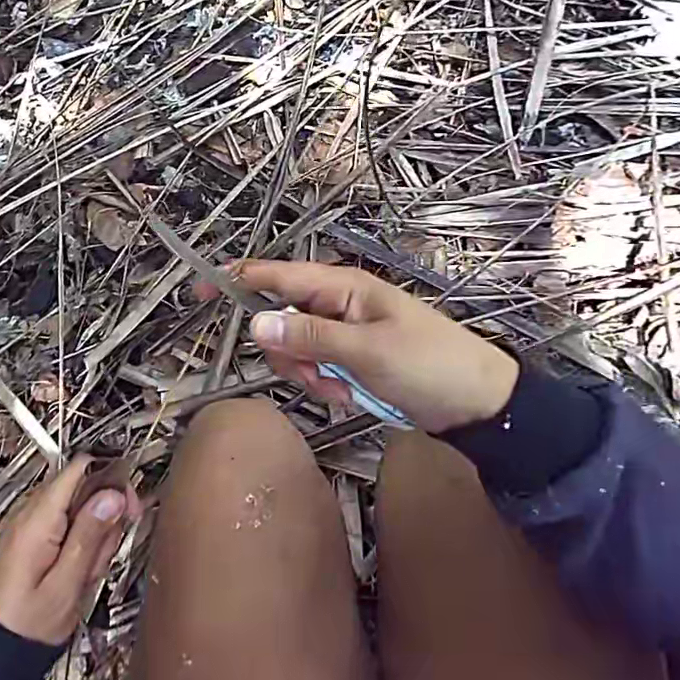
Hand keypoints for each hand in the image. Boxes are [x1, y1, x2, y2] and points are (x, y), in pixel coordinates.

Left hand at [0, 455, 141, 644]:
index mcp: (37, 520)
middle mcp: (31, 512)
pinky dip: (84, 539)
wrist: (0, 646)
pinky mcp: (37, 531)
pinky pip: (70, 519)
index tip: (127, 503)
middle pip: (84, 485)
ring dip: (96, 531)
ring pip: (81, 503)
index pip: (78, 469)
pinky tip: (81, 565)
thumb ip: (89, 536)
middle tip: (108, 548)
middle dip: (105, 513)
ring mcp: (33, 520)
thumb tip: (112, 496)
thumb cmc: (29, 623)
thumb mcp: (66, 584)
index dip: (110, 479)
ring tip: (89, 566)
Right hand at [198, 261, 519, 433]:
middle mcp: (336, 305)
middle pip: (280, 322)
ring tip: (346, 388)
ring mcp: (341, 333)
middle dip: (291, 355)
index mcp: (341, 287)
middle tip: (319, 375)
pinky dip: (327, 386)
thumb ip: (308, 336)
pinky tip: (354, 394)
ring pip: (295, 352)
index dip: (236, 279)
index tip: (200, 290)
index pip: (276, 275)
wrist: (479, 405)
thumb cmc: (430, 365)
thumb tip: (254, 321)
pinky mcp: (348, 359)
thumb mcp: (366, 351)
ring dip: (312, 375)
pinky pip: (316, 370)